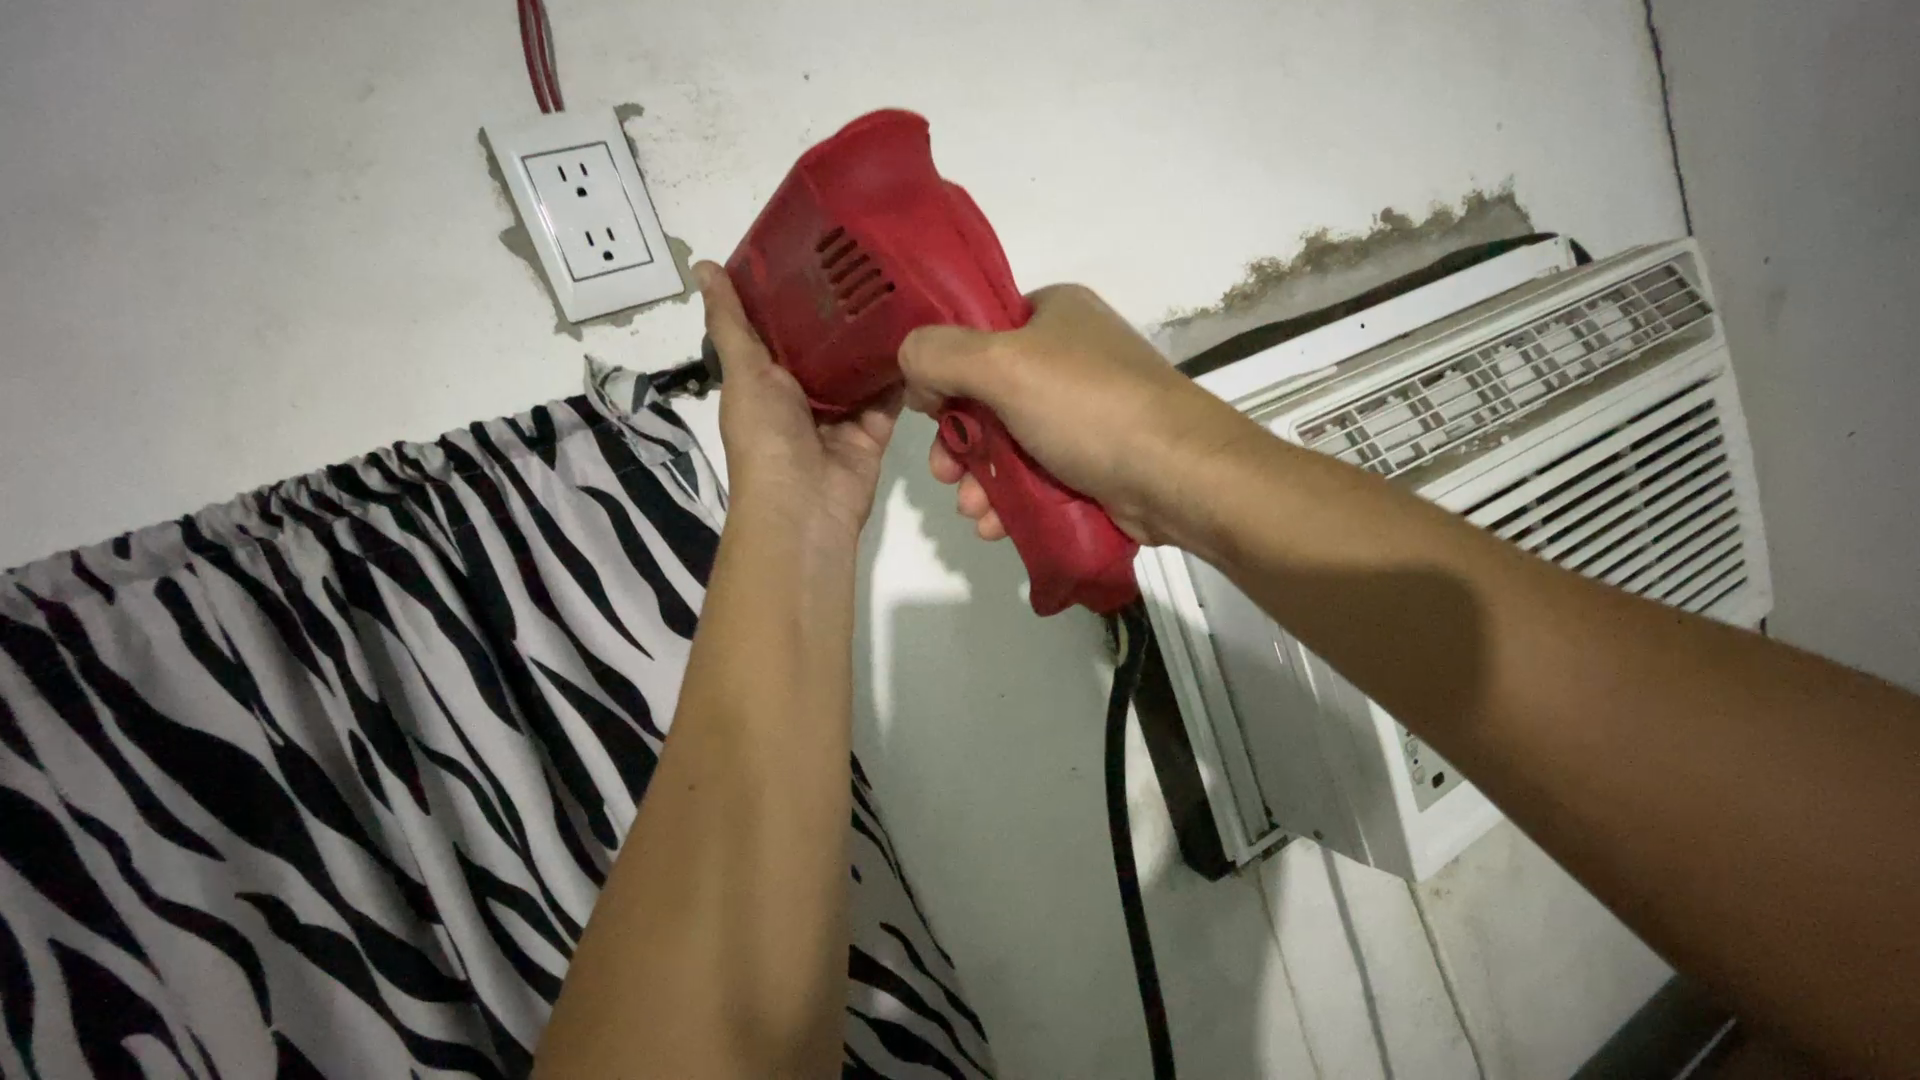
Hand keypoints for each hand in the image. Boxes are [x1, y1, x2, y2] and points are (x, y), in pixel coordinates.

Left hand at [697, 261, 900, 542]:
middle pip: (825, 346)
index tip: (816, 242)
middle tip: (872, 259)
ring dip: (877, 338)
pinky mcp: (874, 430)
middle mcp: (803, 394)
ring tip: (902, 287)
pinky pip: (890, 396)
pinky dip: (903, 373)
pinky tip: (921, 334)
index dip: (792, 290)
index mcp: (765, 380)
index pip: (779, 327)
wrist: (804, 507)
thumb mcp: (743, 372)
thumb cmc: (764, 437)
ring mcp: (841, 414)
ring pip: (861, 369)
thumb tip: (701, 265)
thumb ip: (730, 322)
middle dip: (842, 312)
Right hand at [898, 284, 1259, 547]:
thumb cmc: (1088, 407)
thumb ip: (939, 355)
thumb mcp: (1002, 365)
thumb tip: (912, 369)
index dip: (944, 371)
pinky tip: (995, 525)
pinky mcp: (1096, 458)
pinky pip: (1037, 473)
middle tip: (943, 474)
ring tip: (973, 513)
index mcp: (1053, 312)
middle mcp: (1069, 354)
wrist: (1178, 475)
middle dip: (958, 442)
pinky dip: (1011, 498)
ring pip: (1009, 441)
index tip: (926, 412)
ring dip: (980, 479)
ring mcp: (1085, 410)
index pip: (978, 331)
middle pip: (987, 395)